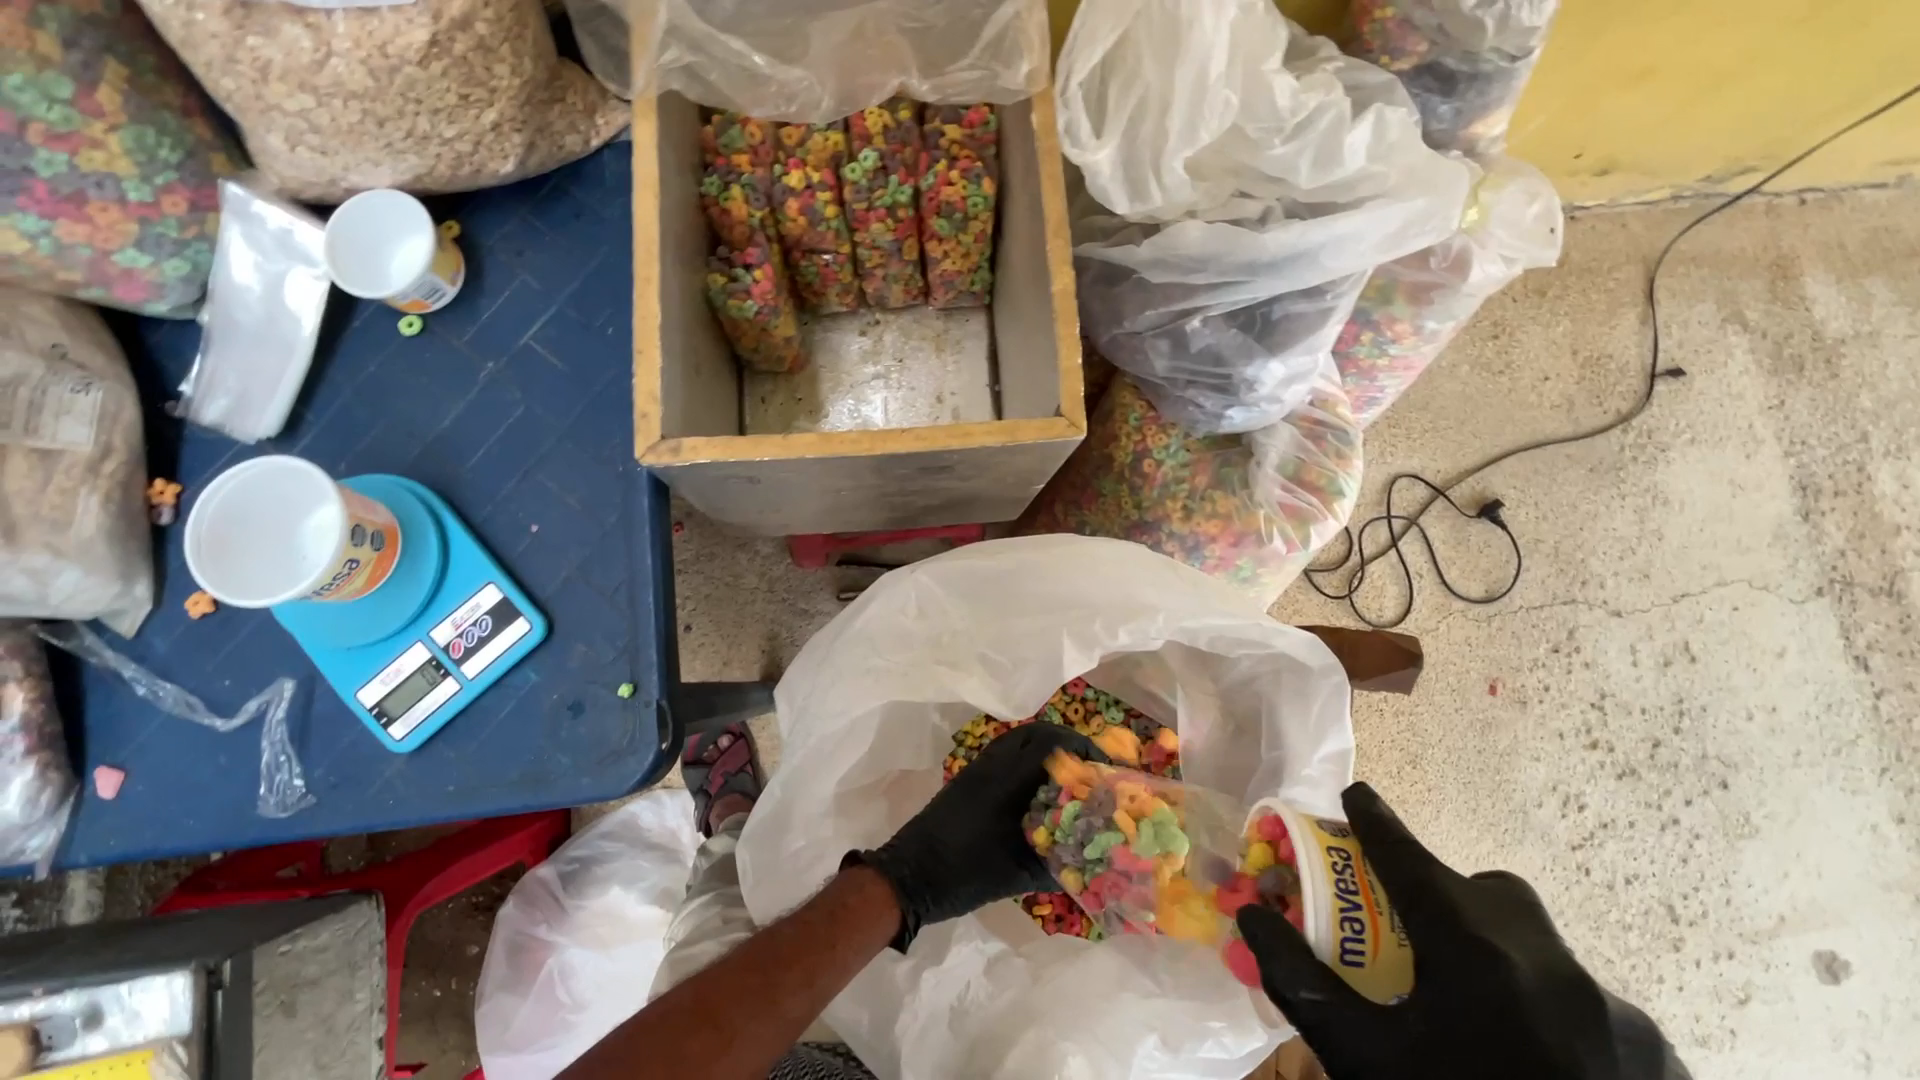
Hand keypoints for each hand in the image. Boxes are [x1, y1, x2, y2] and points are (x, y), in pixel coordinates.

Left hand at [850, 723, 1101, 950]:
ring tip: (1071, 779)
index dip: (1083, 749)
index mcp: (1007, 779)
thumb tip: (1096, 861)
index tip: (1106, 768)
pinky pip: (1005, 756)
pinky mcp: (967, 780)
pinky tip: (1040, 793)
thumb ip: (1059, 864)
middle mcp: (992, 764)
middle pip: (1036, 732)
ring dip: (1048, 752)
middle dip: (1069, 745)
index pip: (1051, 742)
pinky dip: (1029, 763)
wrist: (909, 876)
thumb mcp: (1018, 875)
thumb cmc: (964, 874)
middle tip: (1091, 769)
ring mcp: (977, 769)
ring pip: (1019, 741)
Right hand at [1235, 783, 1689, 1079]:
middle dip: (1443, 892)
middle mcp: (1546, 961)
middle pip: (1488, 893)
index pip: (1410, 862)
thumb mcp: (1362, 1058)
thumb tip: (1253, 917)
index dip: (1376, 823)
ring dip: (1495, 953)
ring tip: (1467, 1008)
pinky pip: (1583, 1000)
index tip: (1354, 794)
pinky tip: (1528, 1057)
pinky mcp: (1653, 1049)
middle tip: (1410, 933)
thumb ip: (1303, 983)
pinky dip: (1543, 1008)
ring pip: (1538, 947)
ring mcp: (1611, 1006)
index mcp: (1473, 951)